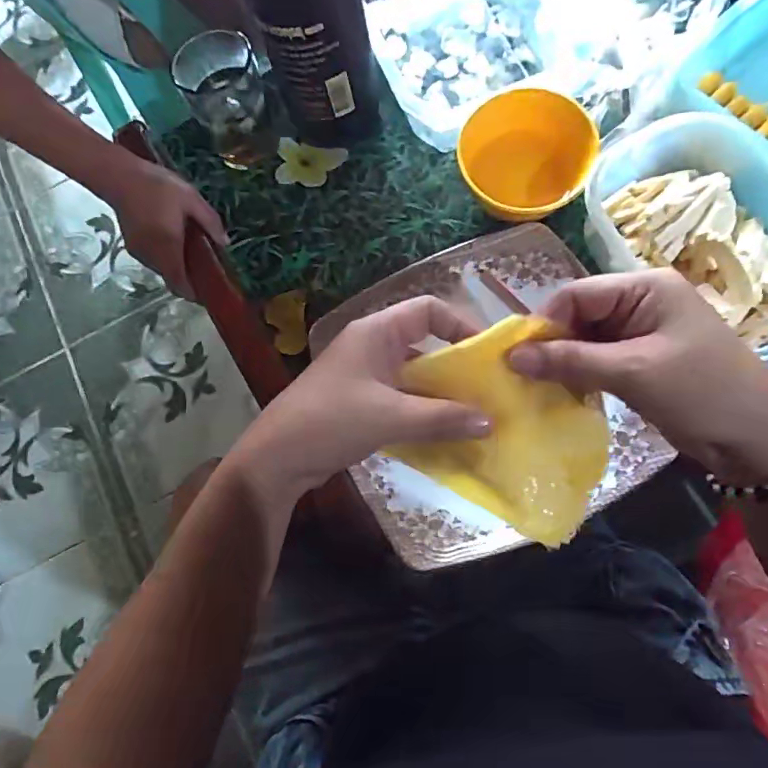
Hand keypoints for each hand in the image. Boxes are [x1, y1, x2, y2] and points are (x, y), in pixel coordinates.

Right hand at [96, 155, 225, 298]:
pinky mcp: (130, 245)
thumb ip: (210, 222)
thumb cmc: (157, 186)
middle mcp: (152, 256)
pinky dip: (165, 258)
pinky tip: (173, 242)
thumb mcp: (191, 199)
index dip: (193, 293)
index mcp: (168, 248)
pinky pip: (152, 260)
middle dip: (187, 279)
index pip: (179, 283)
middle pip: (171, 279)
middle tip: (205, 269)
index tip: (207, 293)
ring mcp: (138, 252)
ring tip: (191, 253)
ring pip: (161, 270)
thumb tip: (225, 243)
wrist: (117, 175)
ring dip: (175, 267)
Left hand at [231, 296, 490, 501]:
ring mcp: (366, 375)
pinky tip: (445, 430)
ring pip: (415, 374)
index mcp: (376, 332)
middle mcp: (372, 346)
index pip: (428, 309)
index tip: (487, 354)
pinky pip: (403, 397)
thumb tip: (490, 421)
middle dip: (457, 365)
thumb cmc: (331, 422)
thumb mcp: (391, 418)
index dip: (461, 324)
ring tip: (474, 413)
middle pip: (425, 342)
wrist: (276, 458)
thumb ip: (442, 418)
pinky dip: (425, 409)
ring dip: (442, 392)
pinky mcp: (362, 401)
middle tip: (488, 388)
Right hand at [507, 269, 767, 485]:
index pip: (578, 294)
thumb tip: (512, 356)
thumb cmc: (701, 393)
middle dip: (554, 345)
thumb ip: (571, 360)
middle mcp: (643, 302)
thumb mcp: (633, 372)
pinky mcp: (645, 362)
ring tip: (542, 391)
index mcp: (646, 287)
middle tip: (527, 380)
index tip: (518, 360)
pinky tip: (568, 396)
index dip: (545, 323)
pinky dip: (583, 377)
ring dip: (566, 364)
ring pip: (588, 341)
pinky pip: (602, 361)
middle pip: (580, 315)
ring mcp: (645, 333)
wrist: (759, 439)